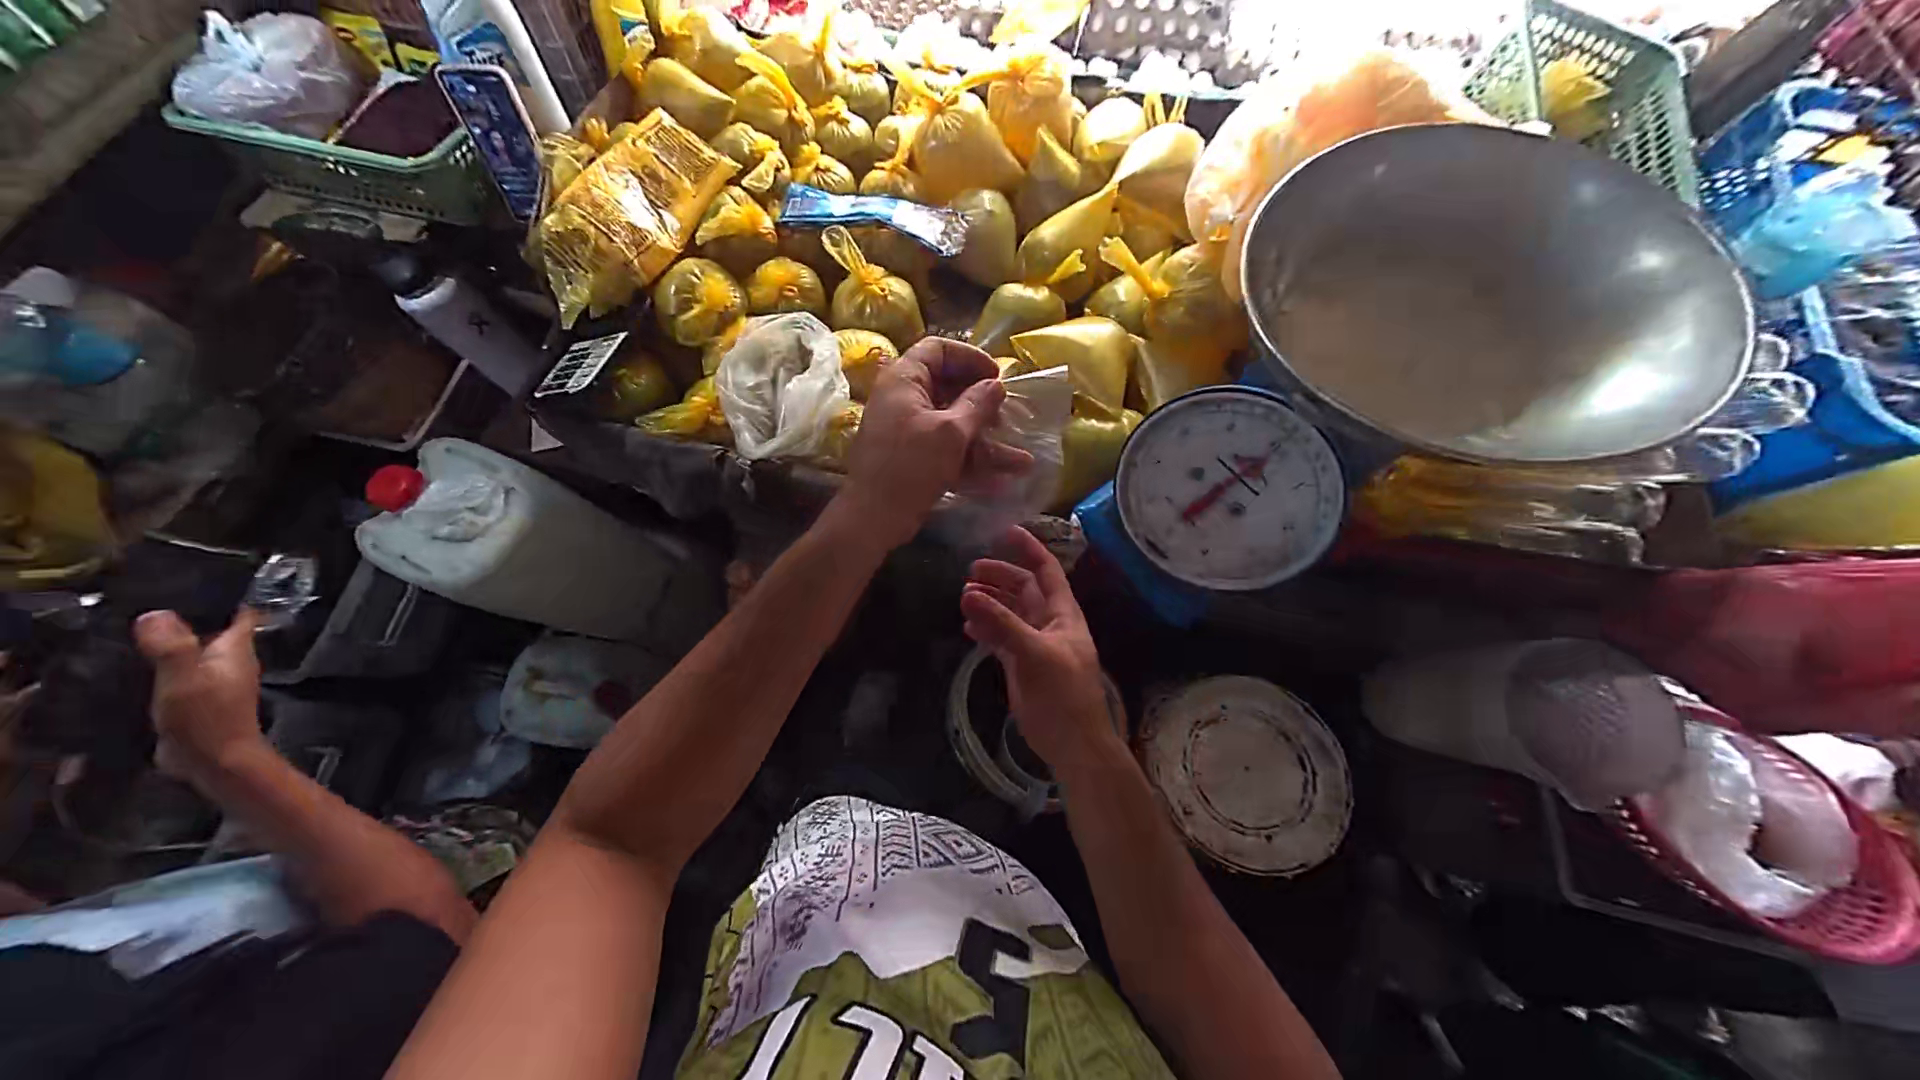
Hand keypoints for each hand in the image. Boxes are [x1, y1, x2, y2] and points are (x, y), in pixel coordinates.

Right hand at [133, 609, 265, 783]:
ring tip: (134, 628)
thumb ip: (174, 646)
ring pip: (195, 650)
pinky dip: (162, 664)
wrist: (213, 759)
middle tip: (148, 602)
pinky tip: (135, 662)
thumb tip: (156, 613)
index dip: (224, 596)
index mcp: (238, 649)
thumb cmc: (206, 715)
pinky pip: (181, 671)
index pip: (241, 613)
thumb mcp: (185, 677)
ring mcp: (216, 678)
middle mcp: (232, 660)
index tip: (194, 581)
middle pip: (213, 629)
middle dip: (188, 617)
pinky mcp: (198, 696)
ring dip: (171, 642)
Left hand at [839, 338, 1030, 547]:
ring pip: (952, 424)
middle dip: (983, 404)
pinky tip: (1001, 481)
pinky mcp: (913, 457)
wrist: (873, 518)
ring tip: (1020, 460)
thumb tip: (996, 385)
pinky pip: (946, 449)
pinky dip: (971, 461)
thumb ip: (977, 404)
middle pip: (949, 388)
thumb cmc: (910, 466)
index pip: (938, 349)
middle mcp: (903, 399)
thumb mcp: (951, 432)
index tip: (996, 376)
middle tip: (1006, 416)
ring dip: (985, 441)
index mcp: (904, 379)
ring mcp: (907, 430)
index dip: (970, 357)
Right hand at [960, 526, 1122, 772]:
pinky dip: (986, 629)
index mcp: (1063, 614)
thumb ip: (1001, 623)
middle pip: (1024, 590)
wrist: (1073, 743)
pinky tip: (968, 627)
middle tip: (971, 571)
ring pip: (1011, 613)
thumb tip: (968, 593)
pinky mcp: (1023, 665)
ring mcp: (1035, 644)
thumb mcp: (1033, 654)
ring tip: (963, 596)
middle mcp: (1050, 624)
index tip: (1006, 531)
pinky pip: (1002, 637)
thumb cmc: (1062, 695)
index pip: (1047, 571)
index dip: (1029, 550)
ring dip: (990, 602)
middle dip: (1000, 577)